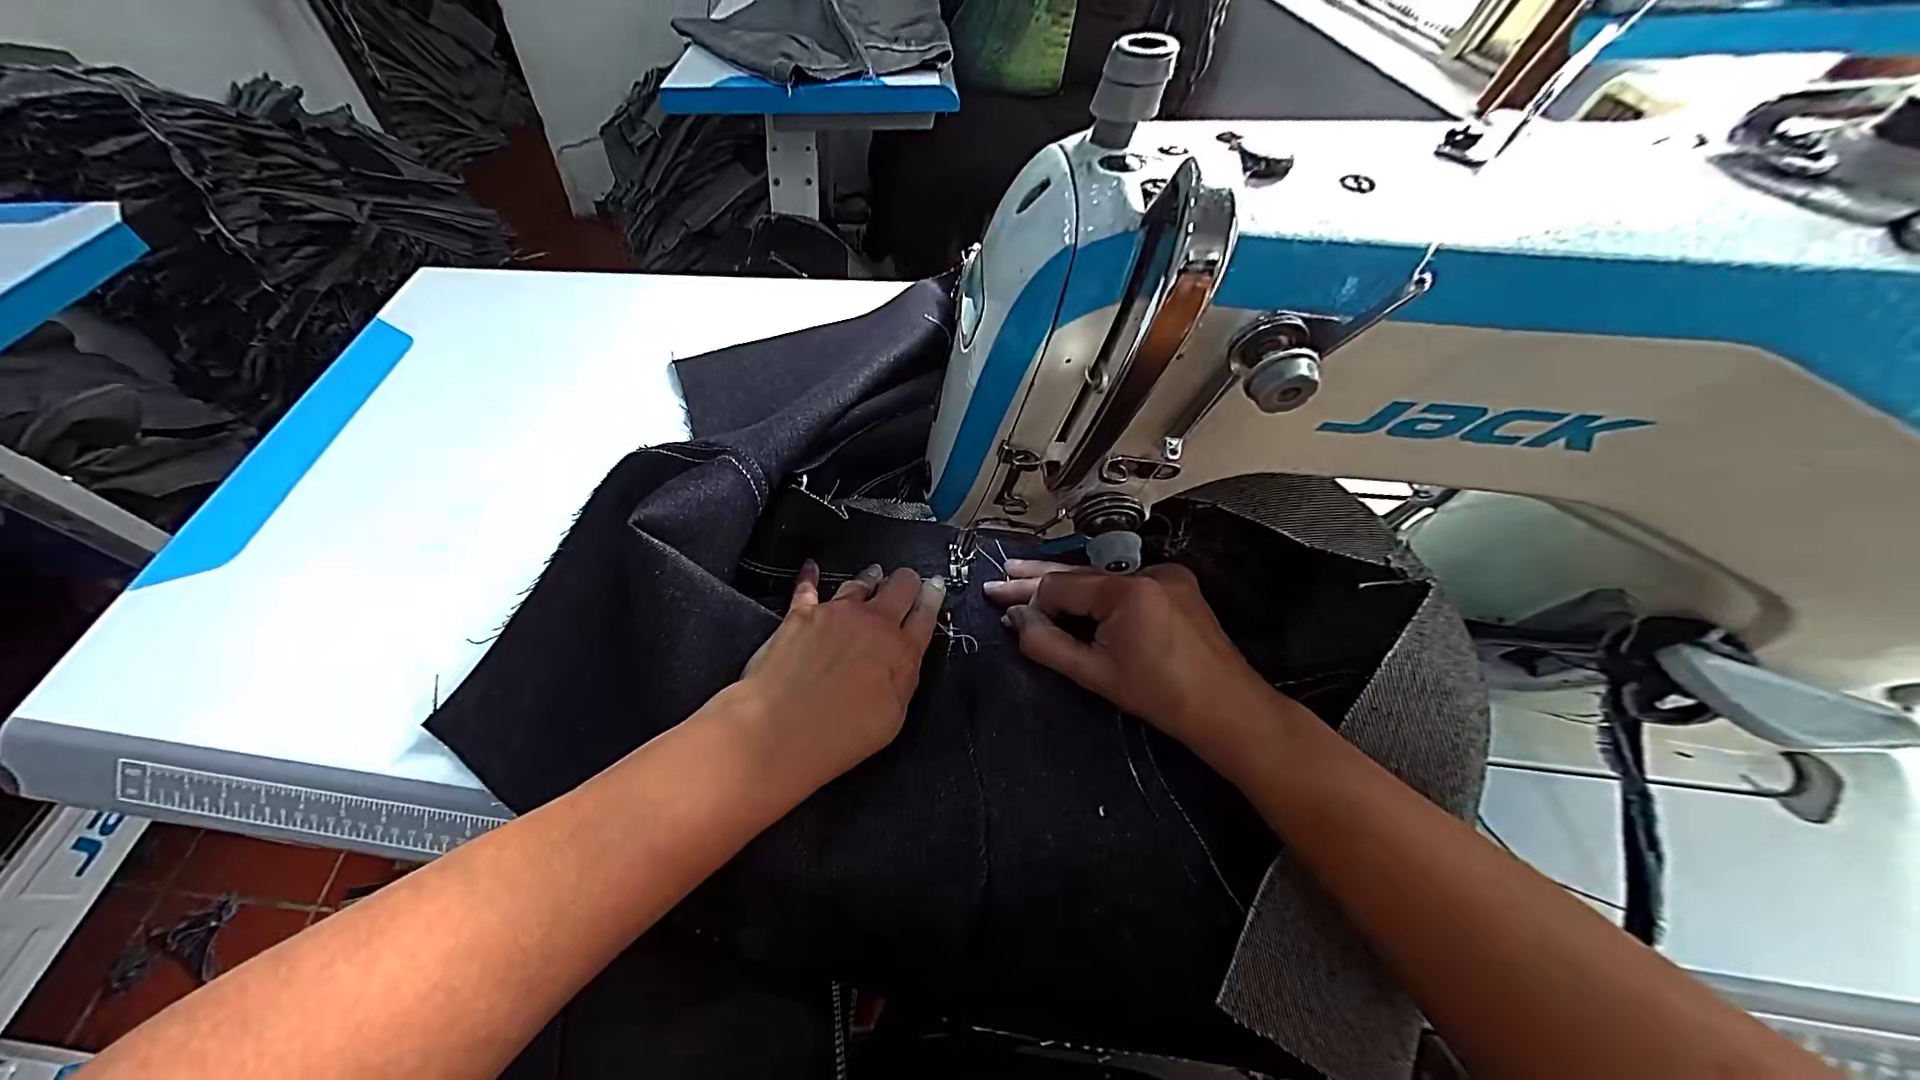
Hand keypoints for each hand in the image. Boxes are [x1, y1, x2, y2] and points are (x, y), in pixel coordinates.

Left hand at [736, 561, 945, 783]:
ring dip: (871, 577)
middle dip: (907, 580)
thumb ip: (902, 682)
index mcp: (902, 652)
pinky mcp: (802, 614)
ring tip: (874, 573)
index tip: (935, 586)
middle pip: (900, 587)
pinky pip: (808, 587)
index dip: (933, 597)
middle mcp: (873, 623)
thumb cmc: (839, 734)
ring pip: (861, 583)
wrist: (783, 728)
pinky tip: (811, 567)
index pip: (925, 615)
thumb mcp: (893, 718)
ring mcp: (837, 613)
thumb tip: (902, 666)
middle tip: (908, 579)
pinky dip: (811, 576)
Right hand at [983, 560, 1300, 767]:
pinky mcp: (1177, 584)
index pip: (1061, 586)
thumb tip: (1014, 618)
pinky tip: (1071, 595)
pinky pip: (1124, 584)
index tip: (1002, 609)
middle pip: (1079, 574)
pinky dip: (1095, 591)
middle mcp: (1148, 571)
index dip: (1030, 600)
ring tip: (1022, 576)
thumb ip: (1047, 644)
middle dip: (1036, 580)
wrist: (1228, 709)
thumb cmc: (1161, 697)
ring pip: (1101, 578)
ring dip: (1065, 584)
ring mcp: (1166, 575)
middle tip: (998, 581)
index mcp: (1128, 591)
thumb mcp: (1095, 675)